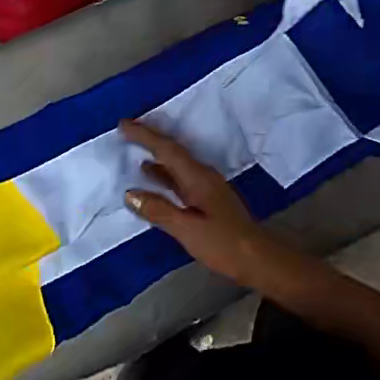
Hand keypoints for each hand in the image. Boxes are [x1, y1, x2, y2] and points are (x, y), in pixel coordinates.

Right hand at [120, 119, 296, 287]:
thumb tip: (130, 192)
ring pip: (177, 164)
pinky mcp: (208, 198)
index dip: (145, 135)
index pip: (168, 150)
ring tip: (134, 151)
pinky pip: (181, 178)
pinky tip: (153, 180)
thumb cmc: (222, 242)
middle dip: (150, 139)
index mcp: (198, 177)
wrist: (255, 256)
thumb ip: (159, 210)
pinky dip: (164, 174)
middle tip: (126, 130)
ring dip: (157, 156)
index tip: (124, 123)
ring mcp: (207, 186)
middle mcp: (203, 175)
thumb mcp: (187, 229)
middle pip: (173, 151)